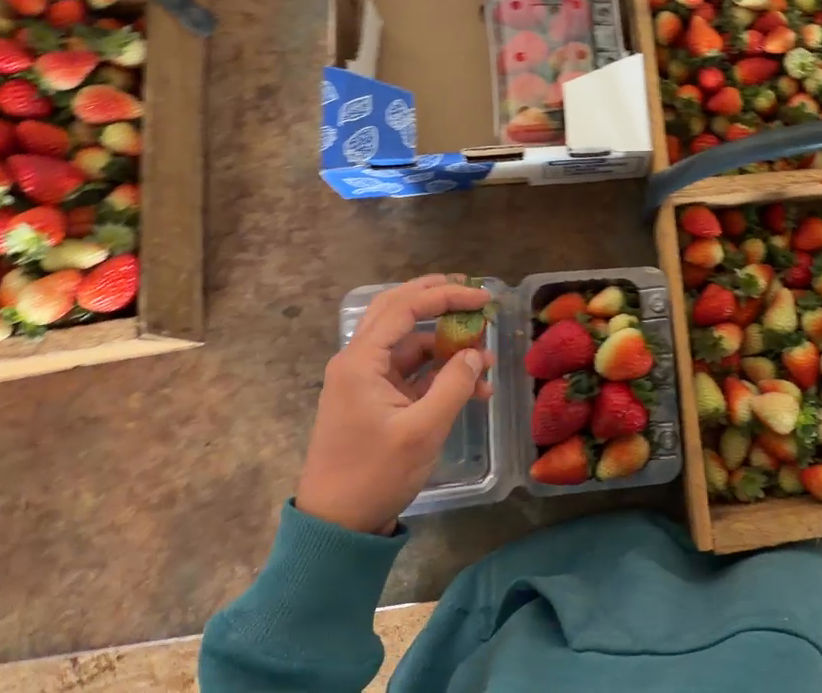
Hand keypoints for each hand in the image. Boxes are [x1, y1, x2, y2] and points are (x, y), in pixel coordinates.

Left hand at [296, 275, 494, 534]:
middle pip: (398, 312)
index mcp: (360, 362)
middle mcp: (359, 362)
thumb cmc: (374, 475)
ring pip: (409, 343)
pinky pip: (412, 372)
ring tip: (485, 357)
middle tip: (474, 295)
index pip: (404, 307)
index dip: (445, 296)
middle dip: (437, 299)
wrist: (336, 526)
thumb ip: (454, 385)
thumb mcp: (423, 430)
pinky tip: (473, 387)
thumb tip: (476, 356)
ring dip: (445, 344)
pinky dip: (440, 372)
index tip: (483, 299)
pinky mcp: (376, 401)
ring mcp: (366, 382)